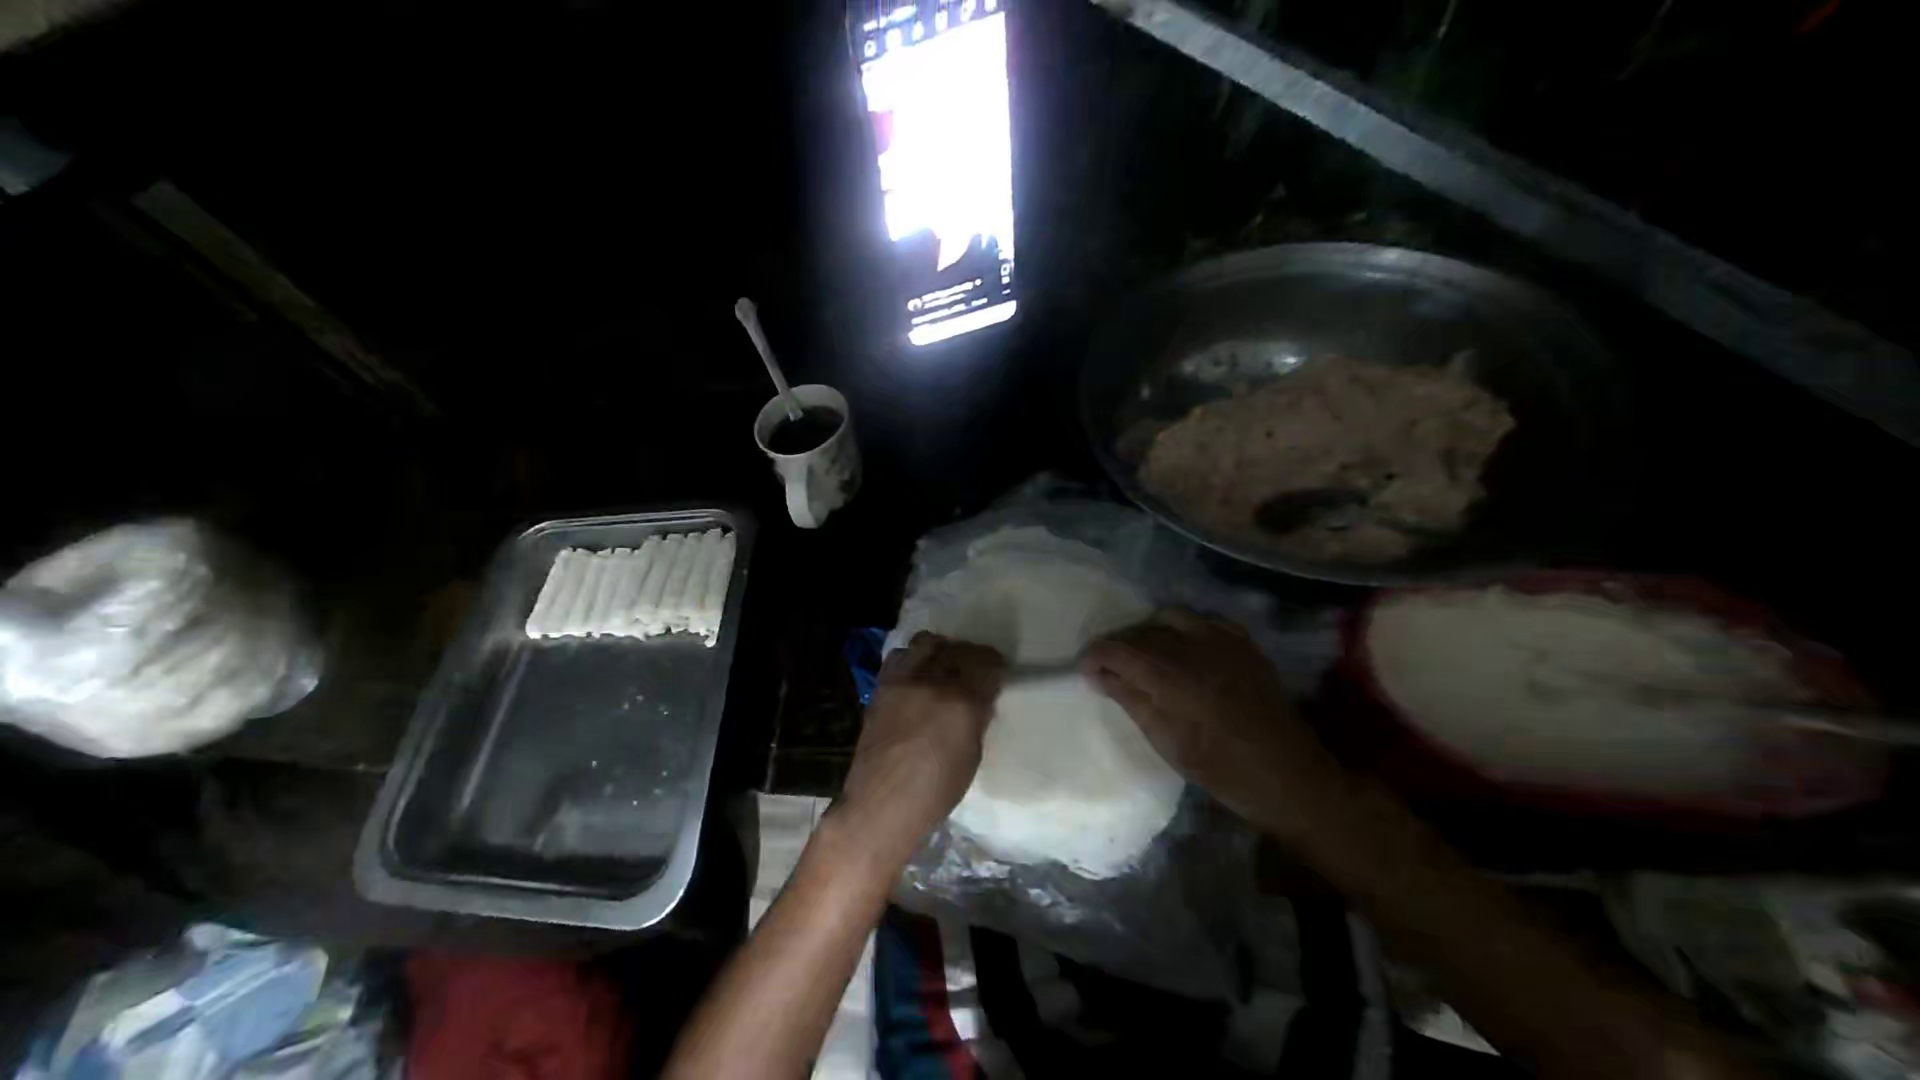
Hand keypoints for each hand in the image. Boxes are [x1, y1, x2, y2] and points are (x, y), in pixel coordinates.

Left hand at [833, 632, 1005, 863]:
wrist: (880, 804)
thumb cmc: (934, 791)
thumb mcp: (971, 756)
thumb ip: (977, 719)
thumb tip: (981, 699)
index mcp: (961, 701)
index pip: (987, 665)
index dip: (996, 667)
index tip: (998, 674)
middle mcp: (932, 681)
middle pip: (958, 649)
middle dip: (971, 656)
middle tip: (975, 670)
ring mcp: (903, 680)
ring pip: (927, 643)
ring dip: (941, 650)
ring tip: (944, 667)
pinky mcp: (882, 686)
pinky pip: (901, 656)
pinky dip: (914, 659)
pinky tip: (918, 677)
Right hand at [1084, 609, 1346, 833]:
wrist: (1290, 776)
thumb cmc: (1223, 771)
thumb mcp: (1167, 743)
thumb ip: (1132, 701)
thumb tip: (1099, 675)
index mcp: (1175, 679)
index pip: (1122, 651)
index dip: (1097, 655)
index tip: (1083, 668)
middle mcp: (1197, 649)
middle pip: (1143, 632)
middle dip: (1119, 645)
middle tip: (1107, 667)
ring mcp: (1225, 642)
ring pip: (1172, 617)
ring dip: (1149, 631)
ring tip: (1143, 655)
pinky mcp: (1244, 645)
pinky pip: (1205, 620)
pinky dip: (1184, 627)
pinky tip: (1180, 647)